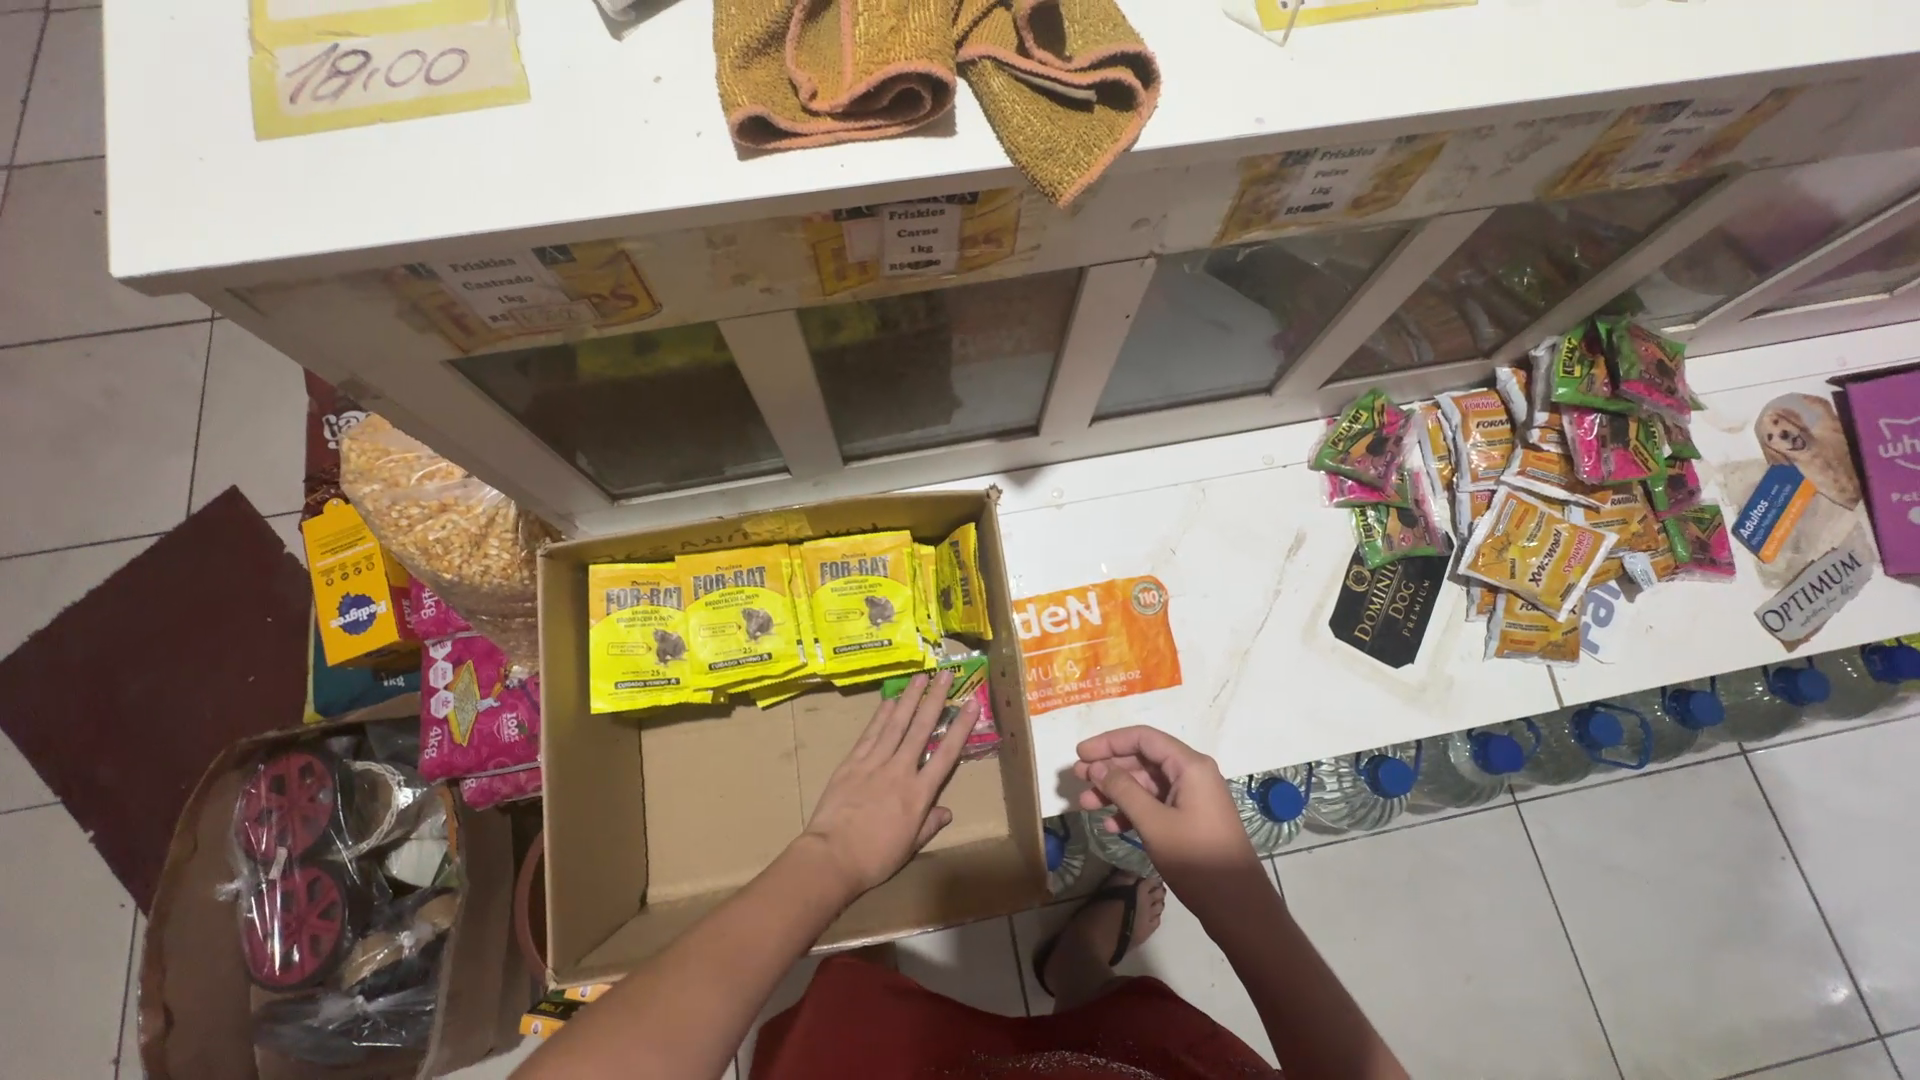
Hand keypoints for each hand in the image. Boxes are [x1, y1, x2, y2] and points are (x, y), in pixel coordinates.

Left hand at [796, 671, 976, 900]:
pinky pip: (870, 734)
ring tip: (920, 677)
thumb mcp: (910, 846)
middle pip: (921, 728)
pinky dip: (881, 715)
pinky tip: (891, 700)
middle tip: (944, 674)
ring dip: (910, 698)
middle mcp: (900, 771)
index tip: (972, 704)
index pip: (946, 754)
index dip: (961, 727)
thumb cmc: (875, 857)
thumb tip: (946, 811)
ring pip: (896, 724)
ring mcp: (874, 763)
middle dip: (935, 699)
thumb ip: (929, 824)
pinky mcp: (852, 763)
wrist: (832, 856)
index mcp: (919, 794)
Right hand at [1074, 726, 1264, 905]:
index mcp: (1190, 766)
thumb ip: (1123, 790)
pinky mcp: (1189, 819)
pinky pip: (1155, 804)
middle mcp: (1192, 774)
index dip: (1108, 742)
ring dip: (1116, 792)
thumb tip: (1096, 766)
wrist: (1238, 905)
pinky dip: (1132, 811)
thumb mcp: (1153, 822)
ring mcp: (1192, 798)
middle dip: (1109, 768)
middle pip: (1143, 759)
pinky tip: (1111, 826)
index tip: (1080, 754)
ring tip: (1086, 805)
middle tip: (1078, 779)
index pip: (1143, 738)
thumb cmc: (1196, 858)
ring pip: (1146, 784)